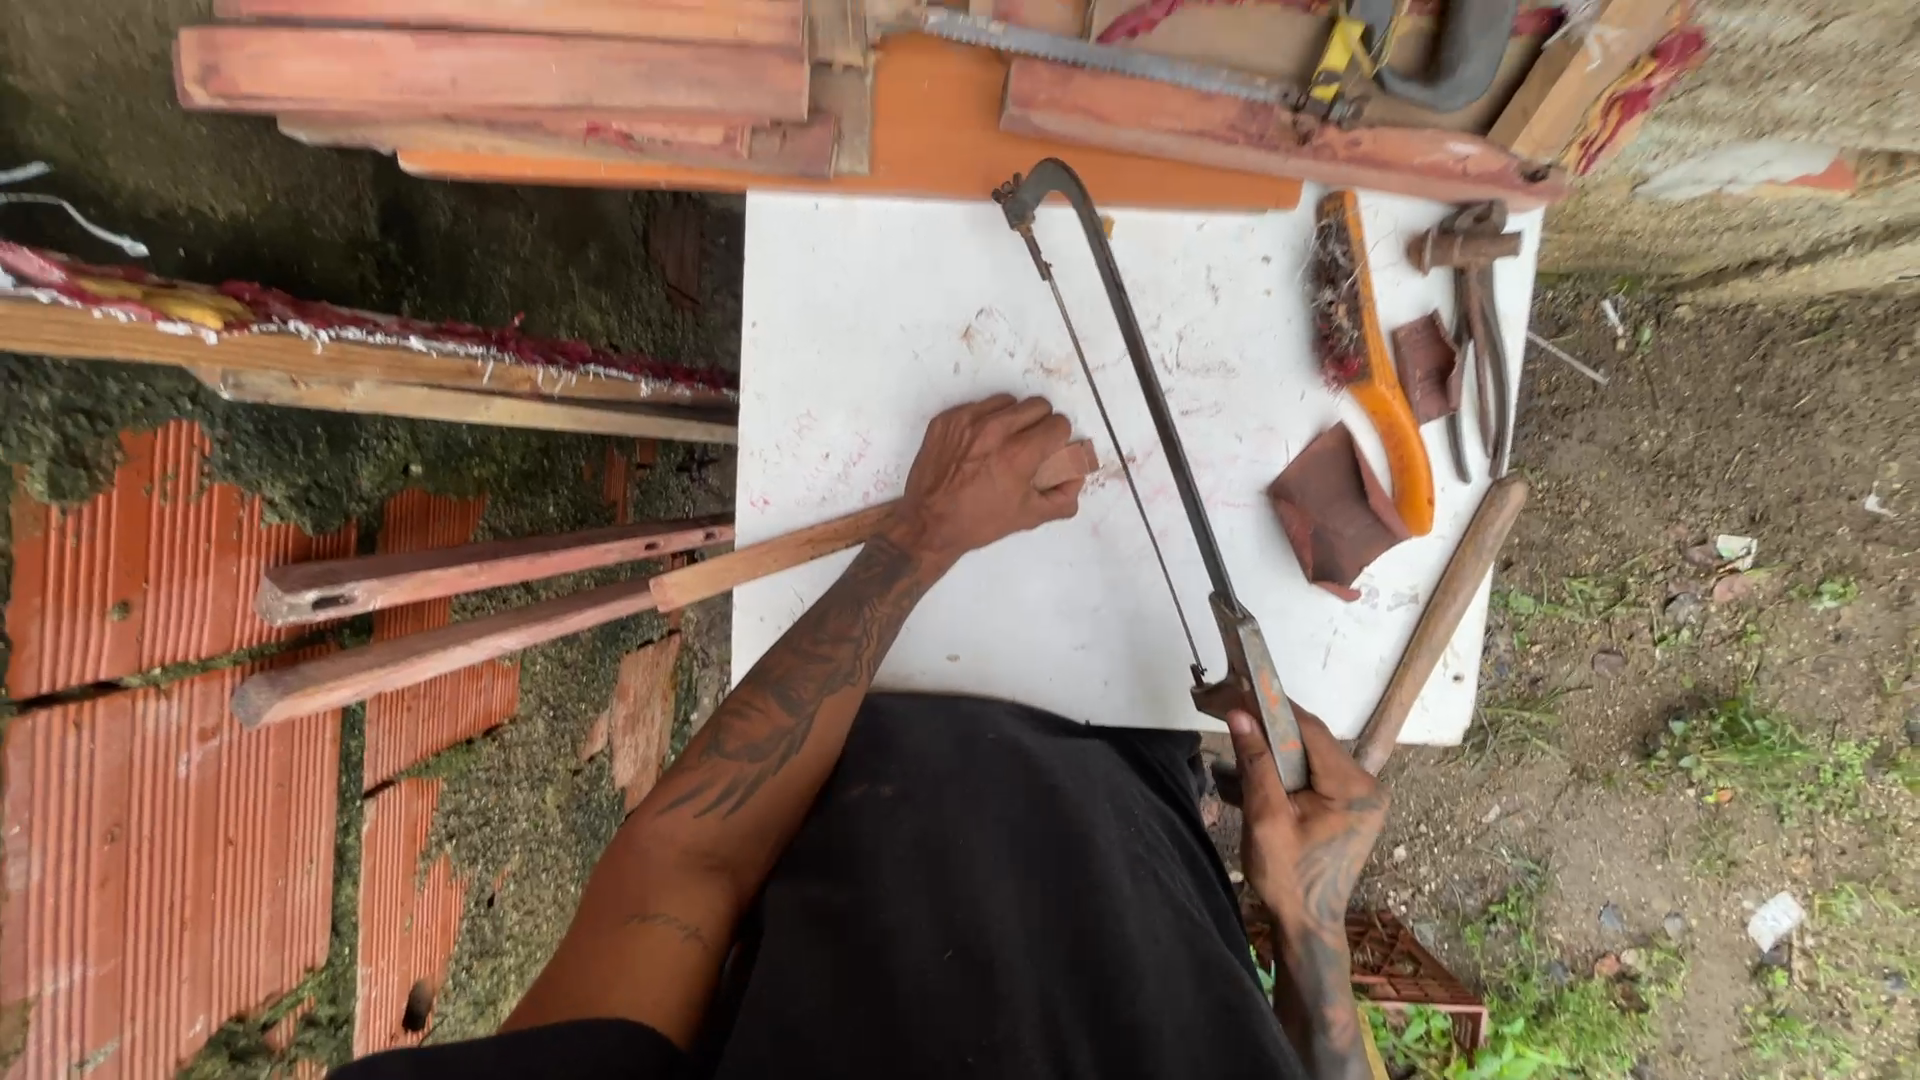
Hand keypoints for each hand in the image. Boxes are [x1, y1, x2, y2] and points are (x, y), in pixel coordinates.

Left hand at [882, 394, 1083, 569]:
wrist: (928, 523)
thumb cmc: (980, 522)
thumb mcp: (1029, 516)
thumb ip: (1063, 497)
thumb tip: (1076, 474)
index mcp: (1019, 454)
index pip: (1059, 424)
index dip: (1058, 439)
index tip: (1050, 450)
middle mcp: (994, 431)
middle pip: (1038, 406)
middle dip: (1041, 424)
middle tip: (1030, 445)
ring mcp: (967, 422)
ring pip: (1009, 401)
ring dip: (1013, 418)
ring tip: (1005, 441)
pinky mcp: (946, 420)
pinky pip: (978, 406)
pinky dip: (985, 420)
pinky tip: (980, 443)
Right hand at [1226, 704, 1387, 936]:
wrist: (1307, 923)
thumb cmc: (1287, 875)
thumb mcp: (1265, 816)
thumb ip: (1255, 761)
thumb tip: (1239, 714)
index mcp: (1353, 788)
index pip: (1311, 731)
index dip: (1275, 707)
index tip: (1241, 691)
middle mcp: (1366, 785)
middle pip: (1312, 739)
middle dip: (1272, 726)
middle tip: (1234, 714)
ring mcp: (1361, 795)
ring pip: (1311, 753)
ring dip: (1276, 747)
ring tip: (1241, 742)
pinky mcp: (1349, 804)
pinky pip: (1314, 770)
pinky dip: (1286, 766)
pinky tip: (1259, 770)